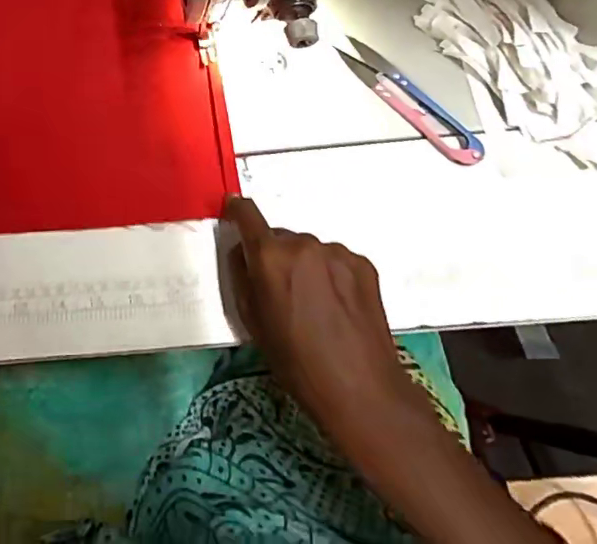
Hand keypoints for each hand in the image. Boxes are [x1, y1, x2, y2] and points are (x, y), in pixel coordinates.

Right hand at [222, 195, 420, 441]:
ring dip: (306, 266)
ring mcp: (337, 252)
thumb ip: (243, 278)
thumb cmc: (297, 364)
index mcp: (271, 257)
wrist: (361, 388)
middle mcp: (305, 244)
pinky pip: (336, 261)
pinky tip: (337, 308)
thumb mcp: (253, 324)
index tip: (234, 209)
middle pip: (282, 238)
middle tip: (281, 293)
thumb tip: (242, 253)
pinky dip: (331, 276)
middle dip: (276, 256)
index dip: (237, 211)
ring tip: (314, 307)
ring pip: (310, 250)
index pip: (248, 215)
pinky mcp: (362, 263)